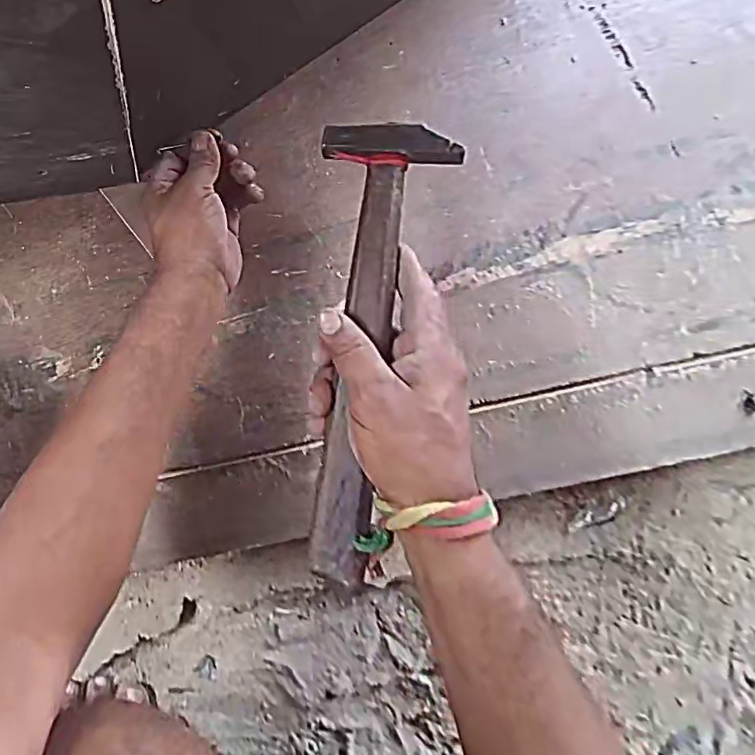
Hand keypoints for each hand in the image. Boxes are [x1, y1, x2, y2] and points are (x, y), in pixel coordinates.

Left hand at [143, 130, 264, 293]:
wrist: (202, 275)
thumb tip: (203, 140)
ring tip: (244, 176)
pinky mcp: (220, 225)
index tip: (213, 140)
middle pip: (202, 169)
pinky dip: (245, 194)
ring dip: (236, 176)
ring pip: (221, 183)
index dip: (195, 147)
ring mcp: (200, 214)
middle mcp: (178, 201)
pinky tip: (251, 193)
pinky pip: (235, 202)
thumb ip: (202, 161)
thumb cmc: (186, 240)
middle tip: (232, 156)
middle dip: (220, 160)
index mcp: (161, 190)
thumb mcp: (193, 188)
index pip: (176, 158)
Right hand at [308, 245, 477, 505]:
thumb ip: (351, 351)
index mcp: (432, 354)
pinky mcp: (402, 402)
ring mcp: (415, 383)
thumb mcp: (373, 396)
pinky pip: (364, 381)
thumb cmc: (415, 456)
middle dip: (340, 344)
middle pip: (377, 328)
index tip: (396, 249)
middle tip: (322, 362)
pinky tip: (331, 413)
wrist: (427, 504)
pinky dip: (342, 393)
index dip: (407, 270)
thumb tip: (332, 317)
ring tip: (323, 400)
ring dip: (334, 375)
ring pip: (363, 357)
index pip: (421, 296)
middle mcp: (428, 364)